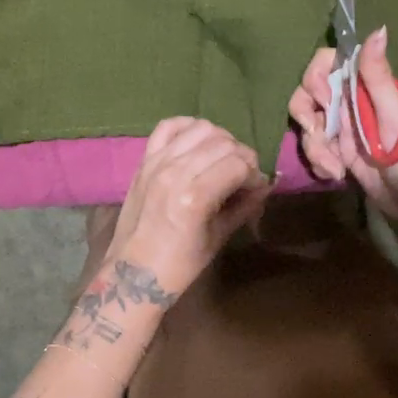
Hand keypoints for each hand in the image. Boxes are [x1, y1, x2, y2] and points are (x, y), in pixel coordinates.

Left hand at [102, 118, 273, 295]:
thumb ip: (243, 206)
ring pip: (200, 129)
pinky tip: (198, 141)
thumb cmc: (178, 264)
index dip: (255, 173)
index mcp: (194, 196)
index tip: (257, 187)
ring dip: (220, 140)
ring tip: (223, 159)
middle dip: (242, 156)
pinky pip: (168, 126)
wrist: (132, 271)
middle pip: (223, 142)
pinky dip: (187, 126)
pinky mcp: (144, 158)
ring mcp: (157, 161)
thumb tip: (265, 186)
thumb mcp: (217, 238)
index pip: (239, 163)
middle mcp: (175, 171)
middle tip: (245, 176)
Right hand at [287, 26, 397, 218]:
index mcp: (364, 86)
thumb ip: (378, 74)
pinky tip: (337, 174)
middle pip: (307, 93)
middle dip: (307, 116)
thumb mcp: (394, 112)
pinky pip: (314, 148)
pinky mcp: (337, 151)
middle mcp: (349, 102)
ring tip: (336, 167)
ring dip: (315, 147)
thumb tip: (380, 28)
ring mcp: (342, 127)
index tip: (324, 100)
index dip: (315, 78)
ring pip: (308, 124)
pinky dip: (320, 162)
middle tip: (321, 135)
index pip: (326, 63)